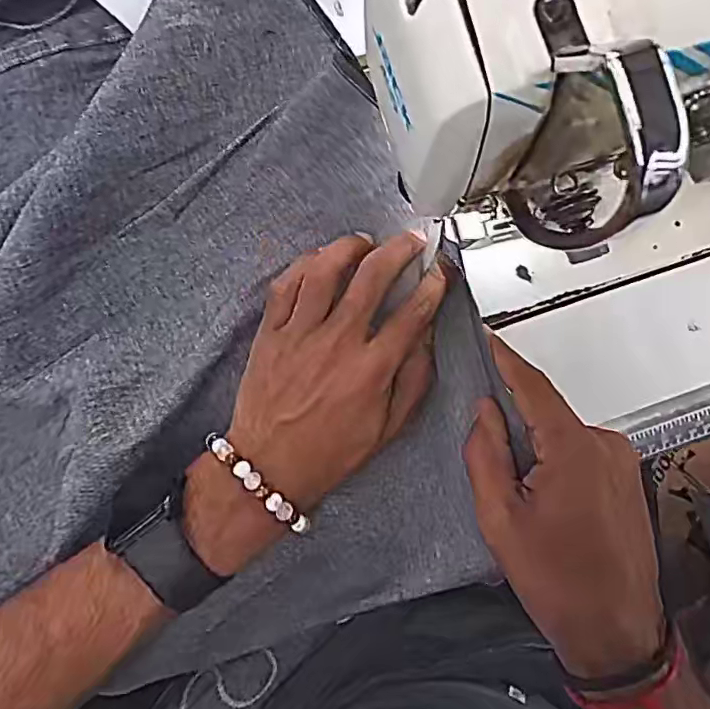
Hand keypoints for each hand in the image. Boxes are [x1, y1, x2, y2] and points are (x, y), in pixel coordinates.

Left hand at [183, 233, 448, 575]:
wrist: (270, 466)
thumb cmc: (327, 451)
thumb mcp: (387, 428)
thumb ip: (414, 381)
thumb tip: (427, 340)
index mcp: (370, 370)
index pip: (411, 313)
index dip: (432, 286)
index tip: (439, 272)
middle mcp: (336, 345)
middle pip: (372, 278)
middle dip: (399, 250)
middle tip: (410, 242)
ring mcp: (300, 335)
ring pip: (325, 271)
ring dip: (350, 247)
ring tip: (364, 242)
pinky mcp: (271, 333)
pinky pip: (286, 285)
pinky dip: (305, 264)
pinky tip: (319, 259)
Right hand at [462, 332, 665, 678]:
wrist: (616, 631)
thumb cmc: (561, 584)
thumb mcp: (500, 519)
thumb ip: (485, 454)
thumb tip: (484, 412)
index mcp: (572, 449)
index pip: (531, 385)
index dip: (504, 358)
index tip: (486, 336)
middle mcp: (604, 445)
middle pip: (545, 411)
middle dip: (513, 422)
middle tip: (489, 454)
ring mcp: (620, 459)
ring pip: (561, 432)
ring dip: (535, 447)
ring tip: (521, 495)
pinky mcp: (626, 474)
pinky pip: (580, 449)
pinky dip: (555, 458)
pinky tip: (545, 499)